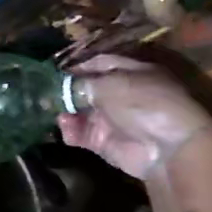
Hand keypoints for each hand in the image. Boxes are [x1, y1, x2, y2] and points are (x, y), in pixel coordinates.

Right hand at [58, 55, 211, 179]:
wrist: (167, 147)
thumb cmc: (144, 104)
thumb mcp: (111, 84)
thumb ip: (82, 84)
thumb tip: (62, 87)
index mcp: (131, 72)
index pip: (99, 63)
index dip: (77, 66)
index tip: (54, 72)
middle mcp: (122, 94)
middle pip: (86, 89)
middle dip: (66, 92)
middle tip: (43, 95)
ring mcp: (113, 120)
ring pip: (81, 113)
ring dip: (66, 113)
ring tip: (54, 114)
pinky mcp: (106, 142)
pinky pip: (83, 135)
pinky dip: (72, 132)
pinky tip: (66, 130)